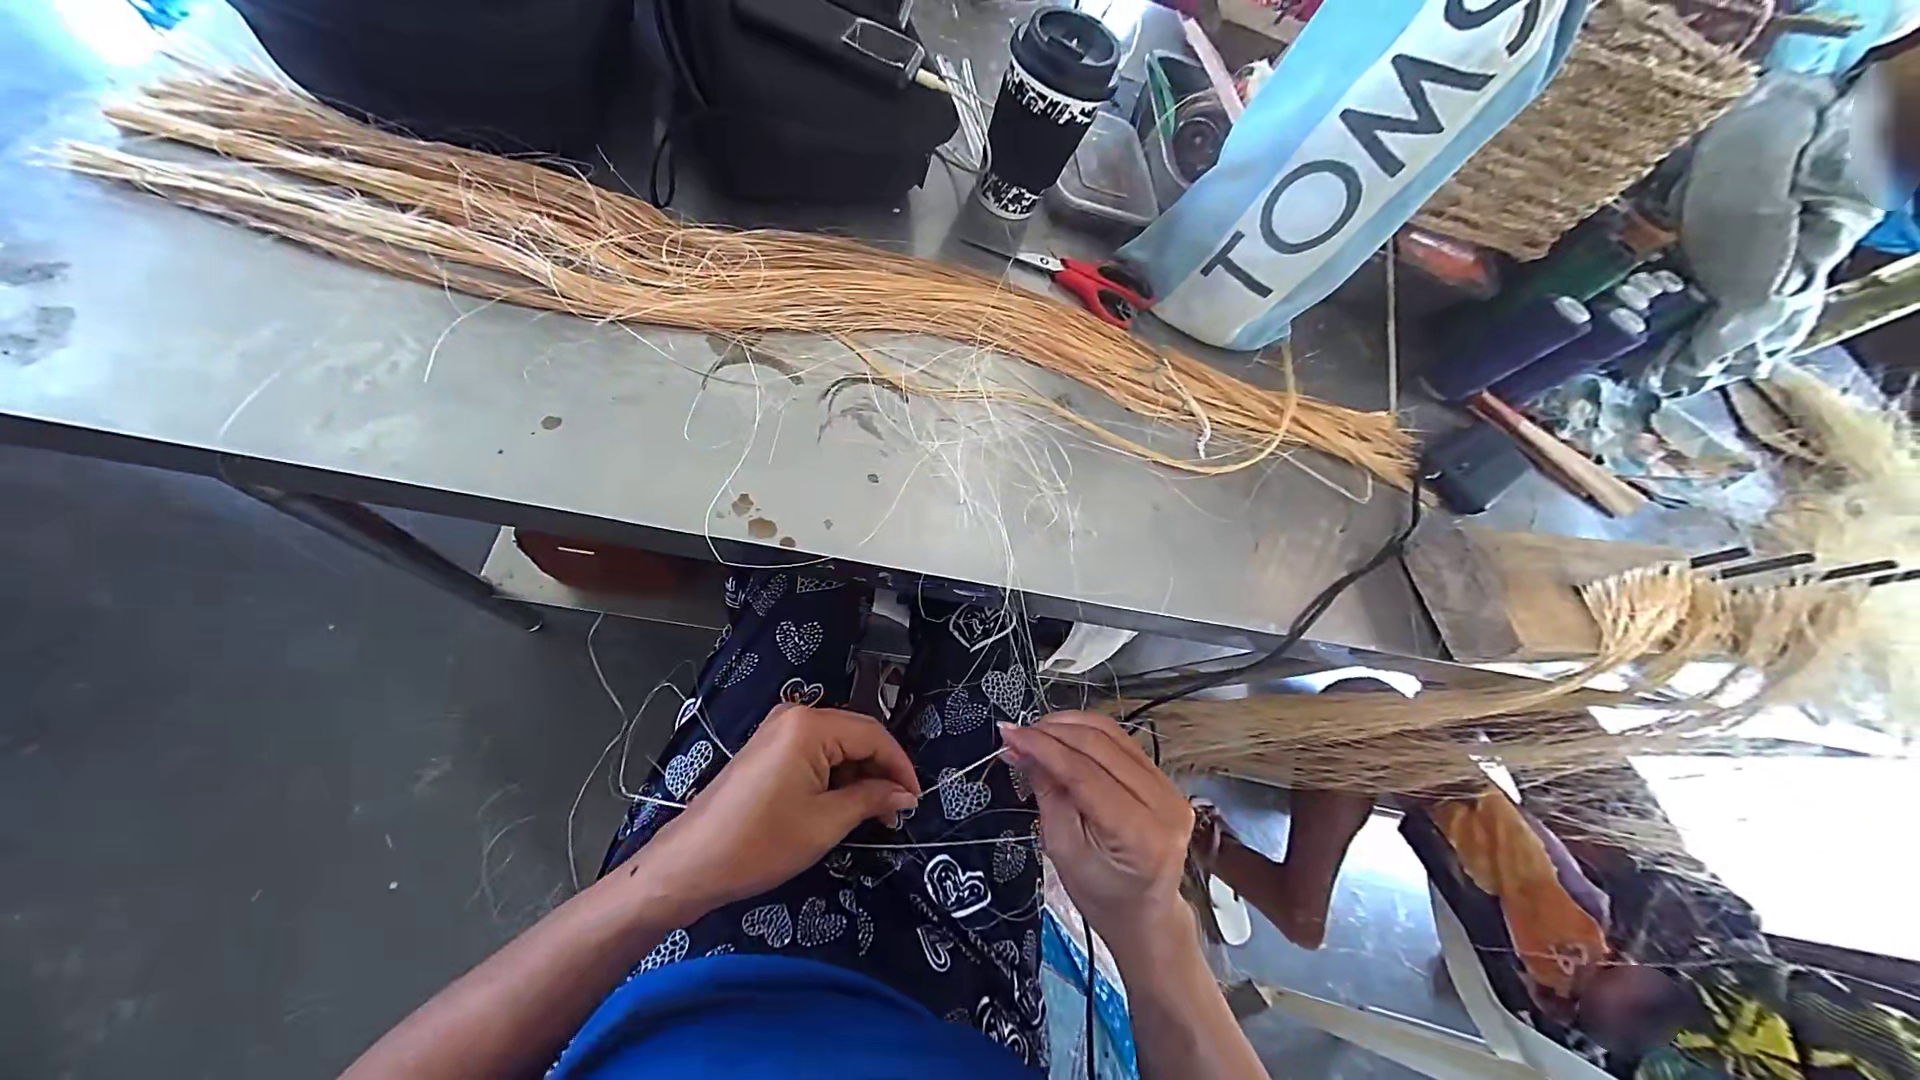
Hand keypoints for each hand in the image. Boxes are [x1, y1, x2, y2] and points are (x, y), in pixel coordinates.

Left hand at [640, 705, 920, 919]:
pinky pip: (814, 751)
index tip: (915, 798)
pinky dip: (834, 774)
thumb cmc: (759, 843)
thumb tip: (905, 795)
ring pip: (836, 744)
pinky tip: (841, 802)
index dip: (900, 765)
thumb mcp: (825, 823)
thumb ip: (872, 799)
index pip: (873, 734)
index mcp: (810, 725)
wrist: (688, 865)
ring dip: (858, 774)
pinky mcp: (767, 747)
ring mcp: (777, 729)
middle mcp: (794, 715)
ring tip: (871, 812)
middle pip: (855, 734)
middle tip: (896, 809)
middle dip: (880, 770)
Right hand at [999, 711, 1194, 955]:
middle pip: (1100, 745)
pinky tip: (1062, 737)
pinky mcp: (1165, 778)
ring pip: (1112, 733)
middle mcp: (1163, 804)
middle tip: (1018, 732)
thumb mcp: (1063, 848)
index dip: (1043, 747)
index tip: (1011, 734)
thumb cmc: (1101, 893)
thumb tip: (1022, 747)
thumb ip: (1046, 790)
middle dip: (1052, 732)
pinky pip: (1121, 741)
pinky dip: (1086, 733)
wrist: (1143, 912)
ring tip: (1036, 732)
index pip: (1084, 772)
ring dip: (1068, 726)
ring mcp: (1169, 787)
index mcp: (1139, 834)